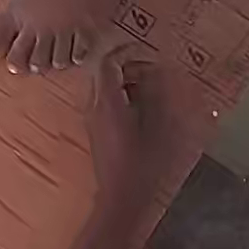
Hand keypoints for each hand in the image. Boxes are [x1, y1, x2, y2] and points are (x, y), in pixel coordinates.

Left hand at [86, 47, 180, 210]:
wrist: (122, 196)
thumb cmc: (143, 162)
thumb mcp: (156, 124)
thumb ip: (153, 93)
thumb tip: (153, 71)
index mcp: (107, 102)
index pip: (108, 63)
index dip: (127, 53)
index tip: (149, 55)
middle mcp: (94, 106)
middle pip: (105, 73)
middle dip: (129, 67)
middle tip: (154, 73)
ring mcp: (92, 119)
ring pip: (105, 87)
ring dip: (126, 82)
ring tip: (151, 90)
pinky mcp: (96, 130)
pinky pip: (105, 102)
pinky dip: (122, 96)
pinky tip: (142, 108)